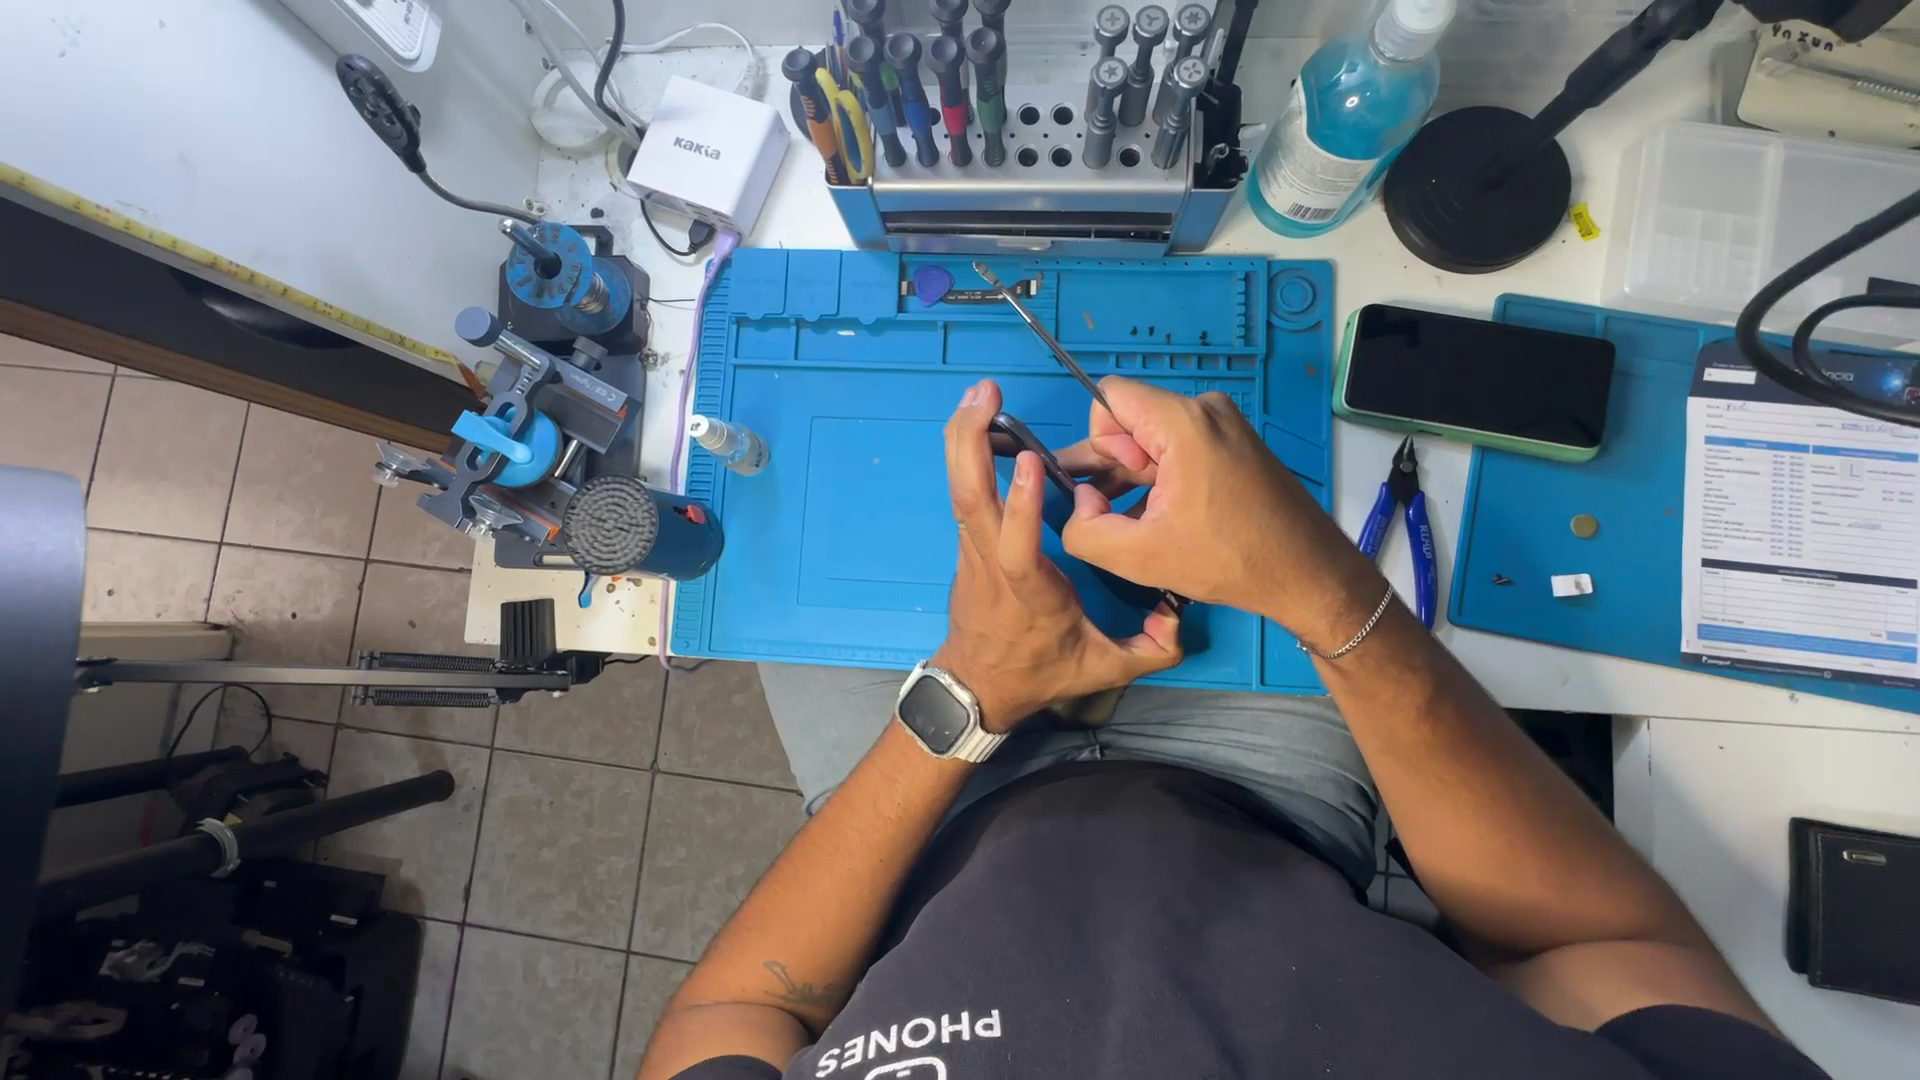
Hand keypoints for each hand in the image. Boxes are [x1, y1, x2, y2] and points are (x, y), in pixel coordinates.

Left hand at [934, 379, 1181, 732]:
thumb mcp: (1103, 669)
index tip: (1030, 461)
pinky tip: (976, 420)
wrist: (979, 683)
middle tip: (984, 395)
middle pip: (971, 503)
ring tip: (979, 393)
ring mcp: (972, 552)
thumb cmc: (1041, 672)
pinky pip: (963, 493)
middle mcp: (991, 567)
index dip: (1019, 508)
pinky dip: (965, 452)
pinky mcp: (967, 542)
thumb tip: (1179, 616)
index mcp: (1029, 596)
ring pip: (960, 491)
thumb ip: (1150, 648)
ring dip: (964, 438)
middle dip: (971, 444)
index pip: (1015, 552)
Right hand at [1057, 377, 1385, 653]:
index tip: (1117, 486)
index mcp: (1184, 423)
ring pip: (1151, 438)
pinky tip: (1158, 520)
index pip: (1109, 398)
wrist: (1308, 573)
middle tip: (1106, 514)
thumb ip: (1084, 529)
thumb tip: (1080, 501)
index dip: (1098, 443)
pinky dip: (1160, 480)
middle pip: (1130, 420)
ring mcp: (1224, 425)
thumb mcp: (1138, 557)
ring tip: (1131, 524)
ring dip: (1133, 478)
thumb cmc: (1228, 561)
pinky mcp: (1233, 444)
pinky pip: (1177, 449)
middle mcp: (1205, 410)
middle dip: (1111, 466)